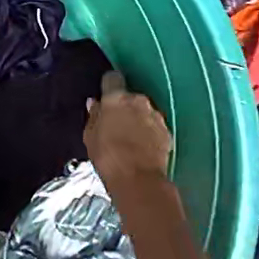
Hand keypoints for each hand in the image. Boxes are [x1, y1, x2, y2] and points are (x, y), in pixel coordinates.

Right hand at [85, 71, 172, 196]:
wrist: (138, 180)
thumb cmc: (108, 157)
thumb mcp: (90, 136)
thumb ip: (93, 116)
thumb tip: (95, 104)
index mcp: (116, 98)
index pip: (112, 78)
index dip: (108, 86)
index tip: (105, 96)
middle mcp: (138, 101)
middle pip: (130, 97)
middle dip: (125, 107)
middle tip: (117, 124)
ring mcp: (155, 116)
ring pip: (144, 111)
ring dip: (138, 119)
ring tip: (131, 139)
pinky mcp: (167, 132)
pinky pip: (155, 126)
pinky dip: (150, 133)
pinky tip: (143, 147)